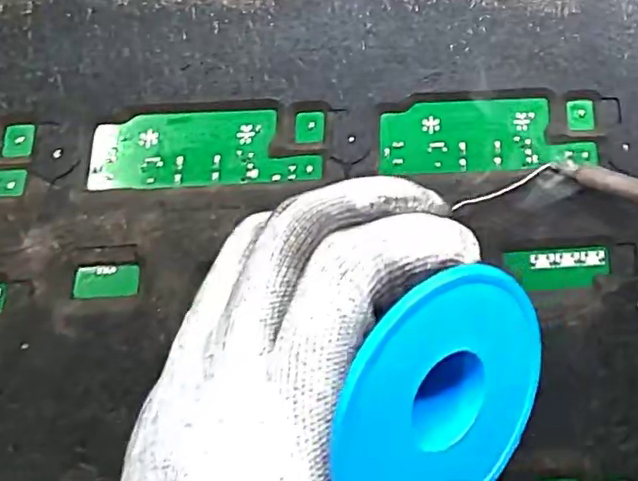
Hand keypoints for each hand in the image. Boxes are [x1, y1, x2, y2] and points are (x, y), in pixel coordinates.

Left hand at [123, 177, 480, 480]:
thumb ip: (429, 435)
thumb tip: (466, 365)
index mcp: (269, 430)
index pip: (343, 271)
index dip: (416, 241)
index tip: (460, 253)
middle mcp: (210, 387)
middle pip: (289, 231)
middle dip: (371, 202)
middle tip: (425, 216)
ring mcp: (180, 383)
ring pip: (252, 243)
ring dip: (327, 223)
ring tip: (382, 234)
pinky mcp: (171, 393)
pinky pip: (230, 282)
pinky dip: (290, 260)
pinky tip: (328, 289)